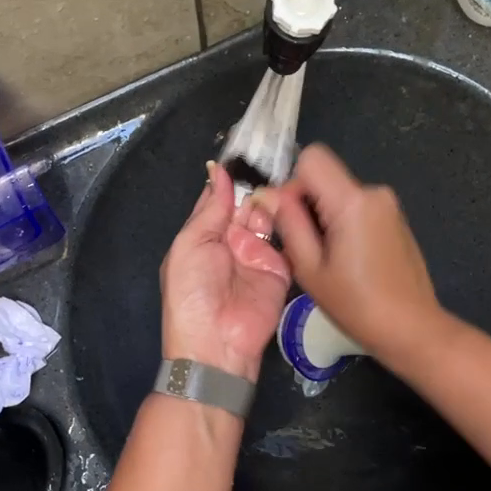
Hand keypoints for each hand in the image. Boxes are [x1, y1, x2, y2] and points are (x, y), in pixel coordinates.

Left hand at [159, 162, 292, 382]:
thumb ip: (209, 209)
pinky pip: (289, 241)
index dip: (232, 176)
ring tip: (287, 178)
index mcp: (204, 235)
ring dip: (276, 199)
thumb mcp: (190, 246)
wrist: (216, 345)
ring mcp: (258, 254)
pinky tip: (301, 201)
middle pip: (249, 203)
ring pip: (270, 216)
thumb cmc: (192, 295)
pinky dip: (295, 222)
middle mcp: (232, 241)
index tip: (250, 145)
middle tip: (276, 157)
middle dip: (258, 184)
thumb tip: (218, 170)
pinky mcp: (281, 270)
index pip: (221, 198)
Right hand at [254, 144, 444, 360]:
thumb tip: (266, 194)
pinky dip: (344, 227)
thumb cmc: (355, 304)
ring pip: (339, 196)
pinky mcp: (395, 220)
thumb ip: (288, 224)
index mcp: (352, 200)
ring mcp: (388, 206)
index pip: (311, 158)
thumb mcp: (310, 268)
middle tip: (307, 251)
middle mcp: (374, 192)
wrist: (409, 328)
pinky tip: (349, 263)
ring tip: (329, 262)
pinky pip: (357, 209)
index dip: (293, 185)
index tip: (292, 222)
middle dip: (308, 207)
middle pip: (325, 178)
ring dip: (325, 220)